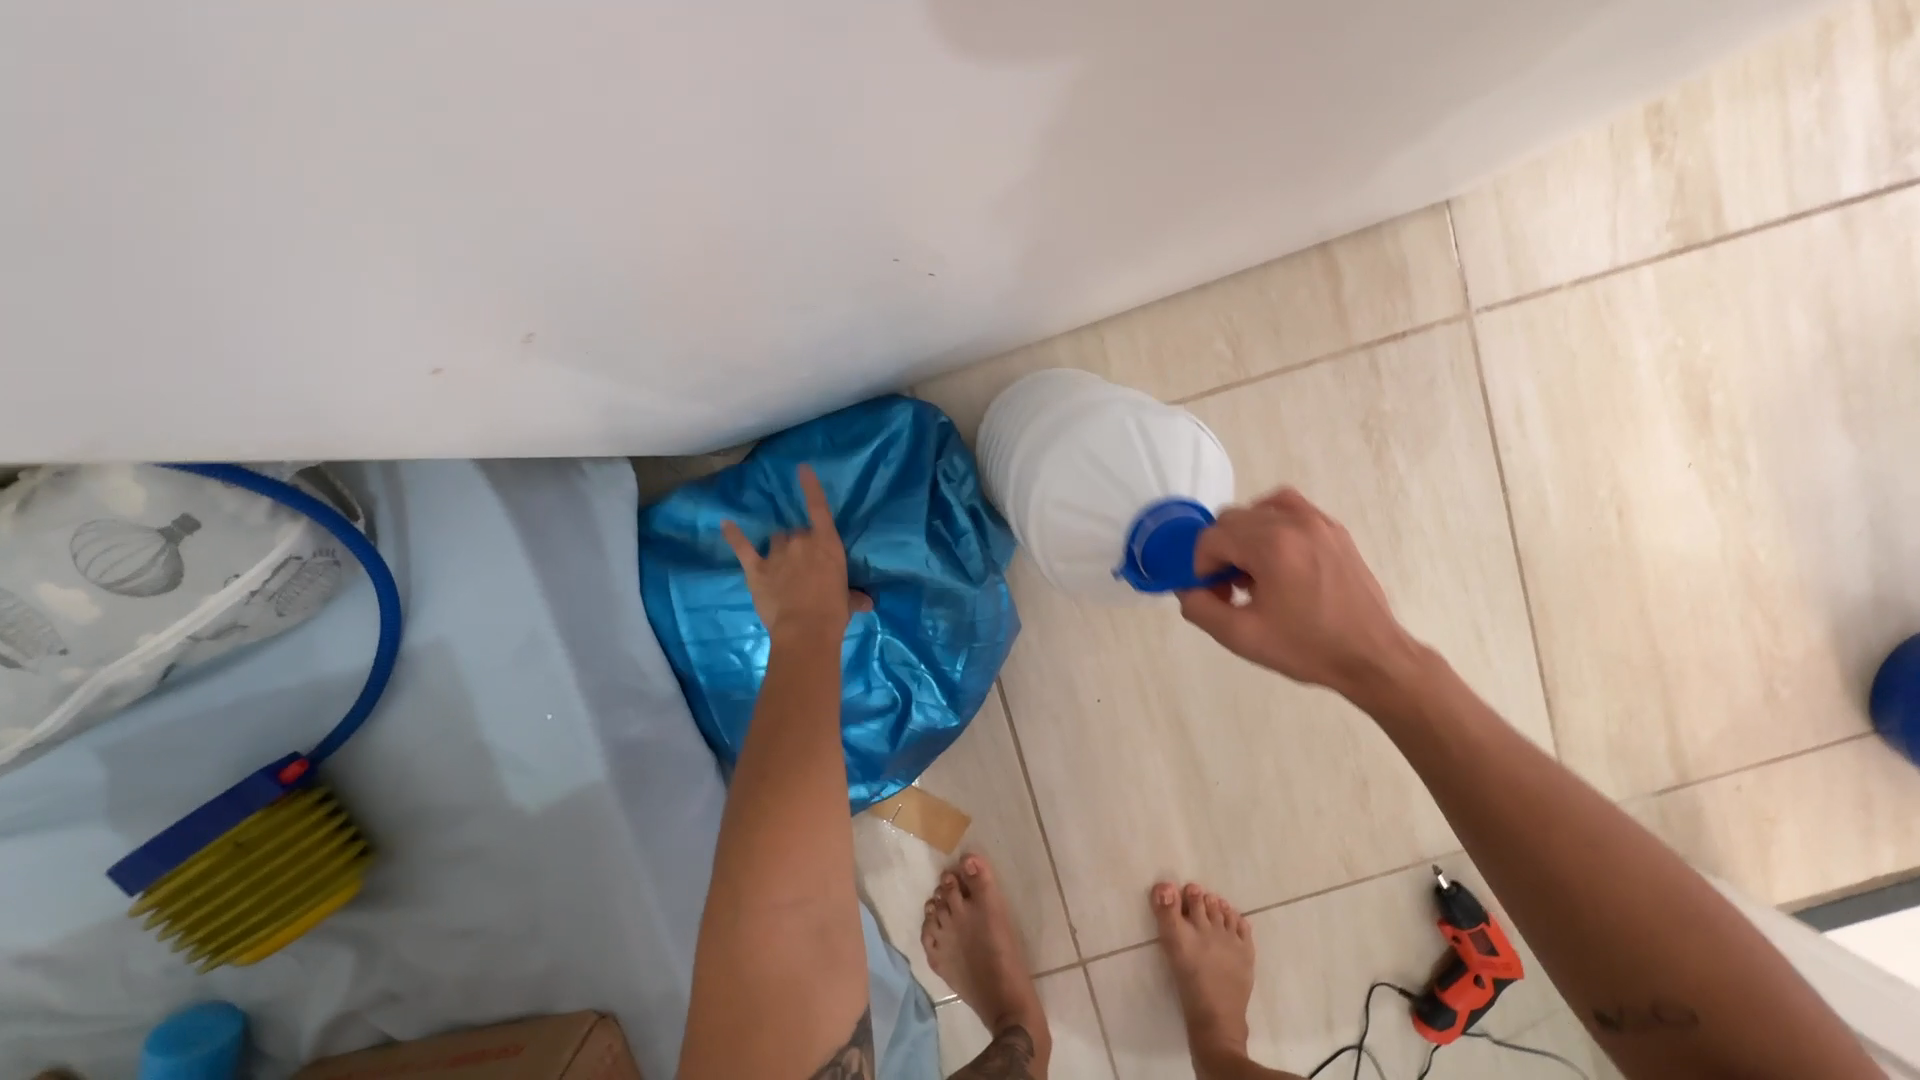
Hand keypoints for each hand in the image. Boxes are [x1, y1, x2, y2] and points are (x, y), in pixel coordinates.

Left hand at [723, 465, 867, 639]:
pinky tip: (726, 524)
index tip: (801, 469)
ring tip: (782, 570)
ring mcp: (777, 554)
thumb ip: (854, 597)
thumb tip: (867, 603)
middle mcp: (801, 541)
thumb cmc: (833, 613)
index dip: (810, 487)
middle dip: (799, 547)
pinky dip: (734, 535)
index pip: (819, 508)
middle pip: (796, 533)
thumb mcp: (849, 602)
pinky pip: (743, 547)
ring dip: (778, 550)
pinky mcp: (756, 569)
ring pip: (775, 541)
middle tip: (803, 570)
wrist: (806, 630)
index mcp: (827, 544)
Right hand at [1177, 488, 1427, 699]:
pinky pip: (1290, 510)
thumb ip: (1200, 608)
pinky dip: (1273, 525)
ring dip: (1245, 536)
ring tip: (1255, 572)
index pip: (1212, 537)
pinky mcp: (1335, 531)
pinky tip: (1277, 560)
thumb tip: (1188, 589)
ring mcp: (1319, 523)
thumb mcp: (1240, 636)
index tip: (1214, 595)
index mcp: (1272, 545)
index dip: (1201, 567)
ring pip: (1260, 510)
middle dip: (1221, 552)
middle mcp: (1295, 522)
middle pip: (1233, 519)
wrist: (1371, 656)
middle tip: (1231, 591)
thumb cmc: (1306, 648)